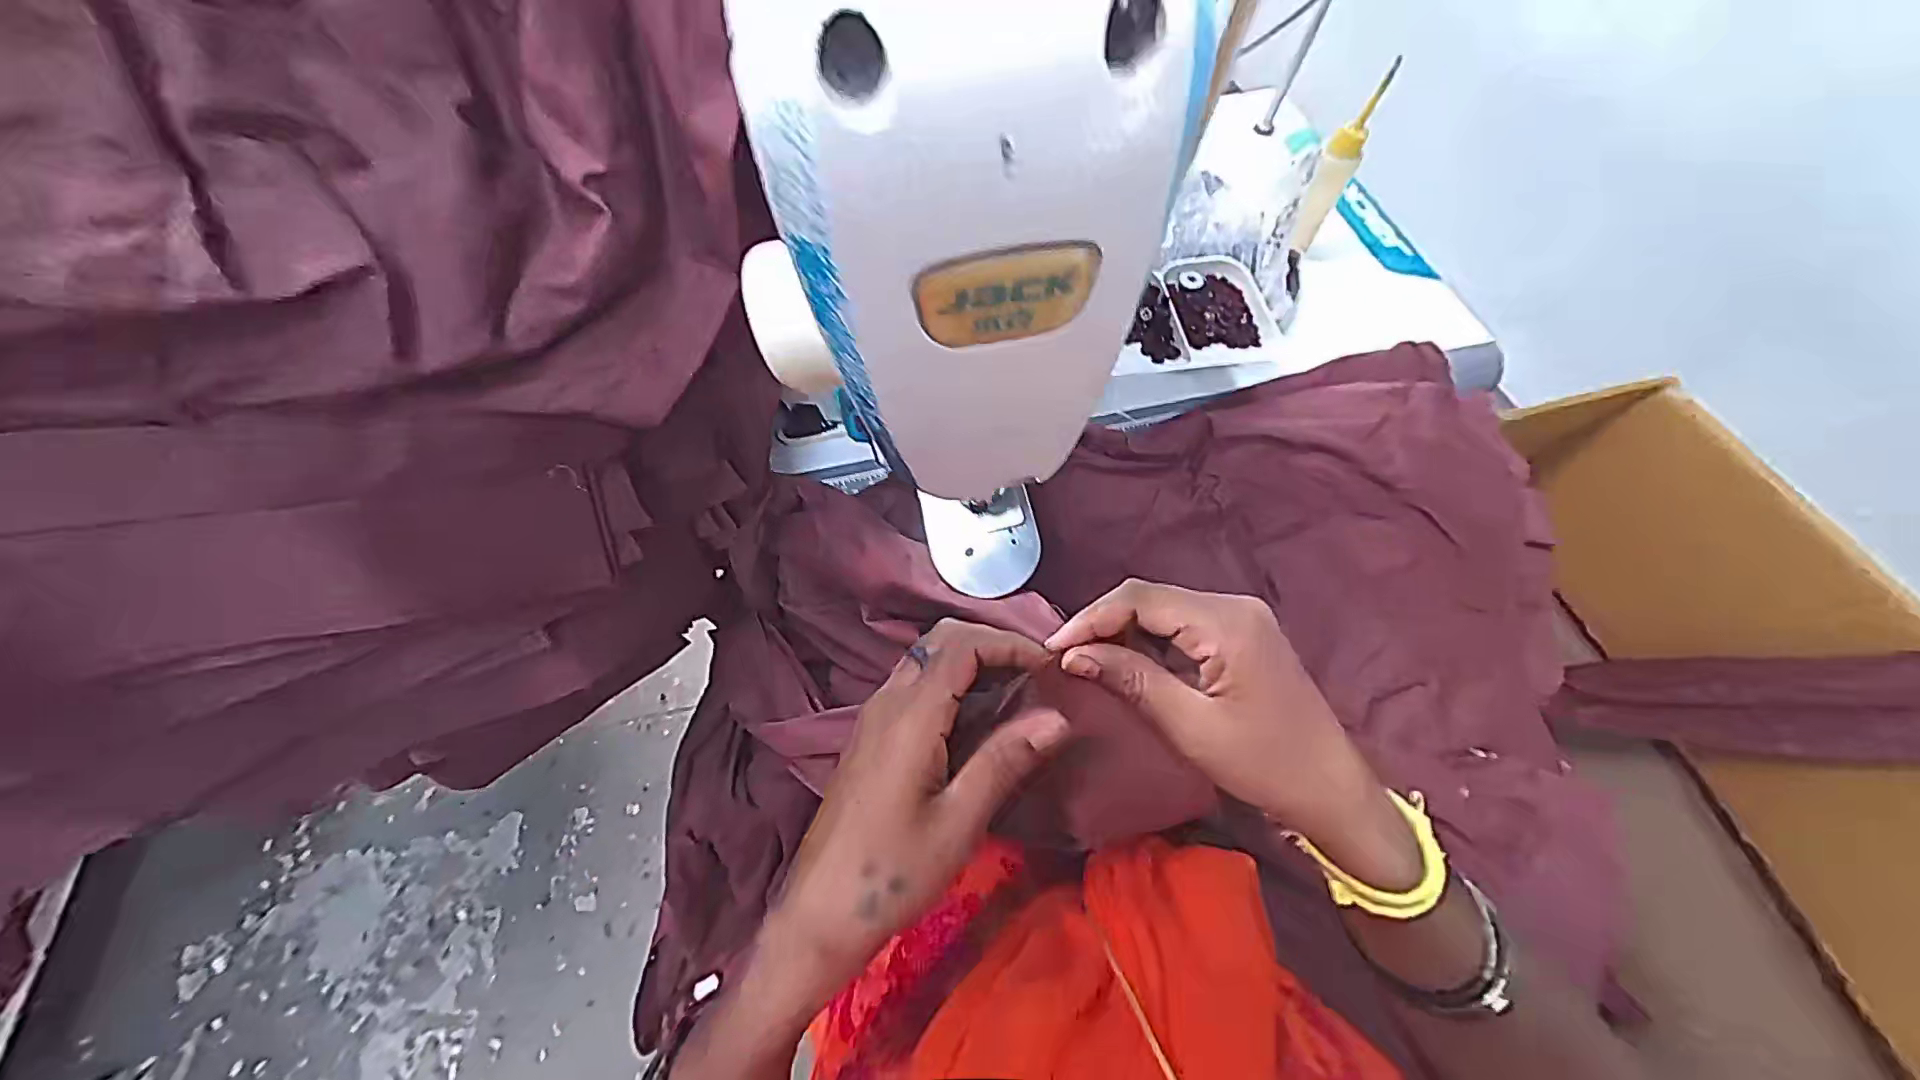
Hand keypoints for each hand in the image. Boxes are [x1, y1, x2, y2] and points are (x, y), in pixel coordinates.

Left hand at [763, 619, 1070, 999]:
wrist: (820, 911)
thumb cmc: (892, 872)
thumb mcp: (959, 822)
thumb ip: (1005, 760)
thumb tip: (1058, 716)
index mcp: (910, 715)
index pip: (961, 644)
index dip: (1009, 643)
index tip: (1048, 667)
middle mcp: (887, 701)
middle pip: (940, 640)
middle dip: (992, 644)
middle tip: (1035, 674)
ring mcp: (874, 716)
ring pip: (925, 659)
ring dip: (971, 661)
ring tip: (1017, 692)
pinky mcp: (871, 735)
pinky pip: (915, 686)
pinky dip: (952, 683)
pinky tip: (977, 719)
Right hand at [1046, 580, 1419, 887]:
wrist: (1333, 791)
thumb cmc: (1265, 763)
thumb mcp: (1189, 725)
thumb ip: (1131, 678)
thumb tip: (1074, 654)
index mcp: (1226, 622)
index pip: (1140, 599)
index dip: (1091, 619)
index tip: (1055, 649)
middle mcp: (1234, 605)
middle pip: (1150, 597)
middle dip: (1103, 623)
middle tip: (1066, 656)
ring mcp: (1241, 617)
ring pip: (1162, 608)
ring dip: (1122, 630)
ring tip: (1087, 659)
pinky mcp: (1242, 633)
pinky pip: (1181, 623)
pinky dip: (1148, 639)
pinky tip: (1126, 660)